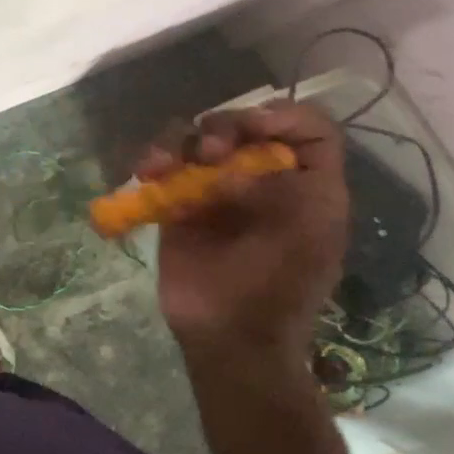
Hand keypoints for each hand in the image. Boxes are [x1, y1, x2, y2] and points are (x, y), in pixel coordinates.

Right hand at [142, 101, 348, 363]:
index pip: (308, 129)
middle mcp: (262, 180)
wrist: (230, 335)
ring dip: (178, 143)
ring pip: (194, 142)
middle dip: (223, 128)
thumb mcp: (307, 233)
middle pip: (244, 126)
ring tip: (161, 165)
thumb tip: (228, 166)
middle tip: (208, 152)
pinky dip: (152, 164)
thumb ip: (281, 187)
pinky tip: (145, 174)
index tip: (253, 129)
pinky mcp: (177, 206)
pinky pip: (162, 171)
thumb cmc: (279, 287)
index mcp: (307, 185)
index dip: (282, 117)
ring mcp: (216, 192)